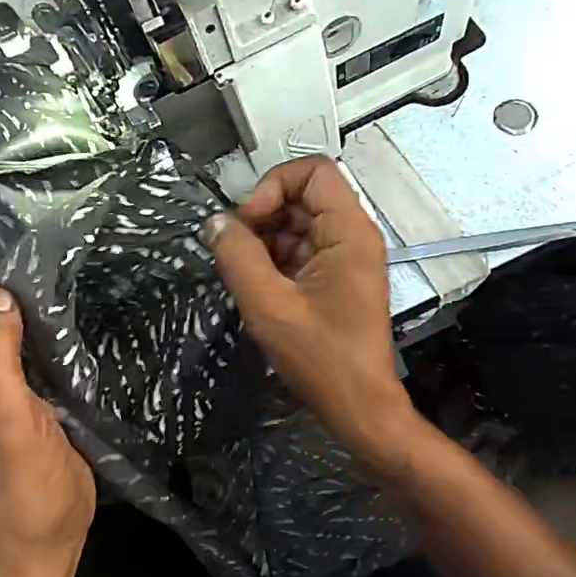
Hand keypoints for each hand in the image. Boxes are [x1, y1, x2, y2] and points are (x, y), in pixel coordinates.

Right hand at [203, 157, 423, 469]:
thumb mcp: (269, 305)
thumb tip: (216, 221)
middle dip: (265, 217)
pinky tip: (260, 288)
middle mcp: (354, 237)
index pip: (314, 171)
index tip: (249, 222)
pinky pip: (304, 253)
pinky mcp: (339, 281)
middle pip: (304, 197)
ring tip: (247, 276)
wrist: (359, 405)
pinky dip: (278, 262)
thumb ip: (237, 256)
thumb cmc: (321, 357)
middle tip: (237, 253)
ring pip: (300, 226)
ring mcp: (348, 260)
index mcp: (349, 232)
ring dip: (267, 242)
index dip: (274, 185)